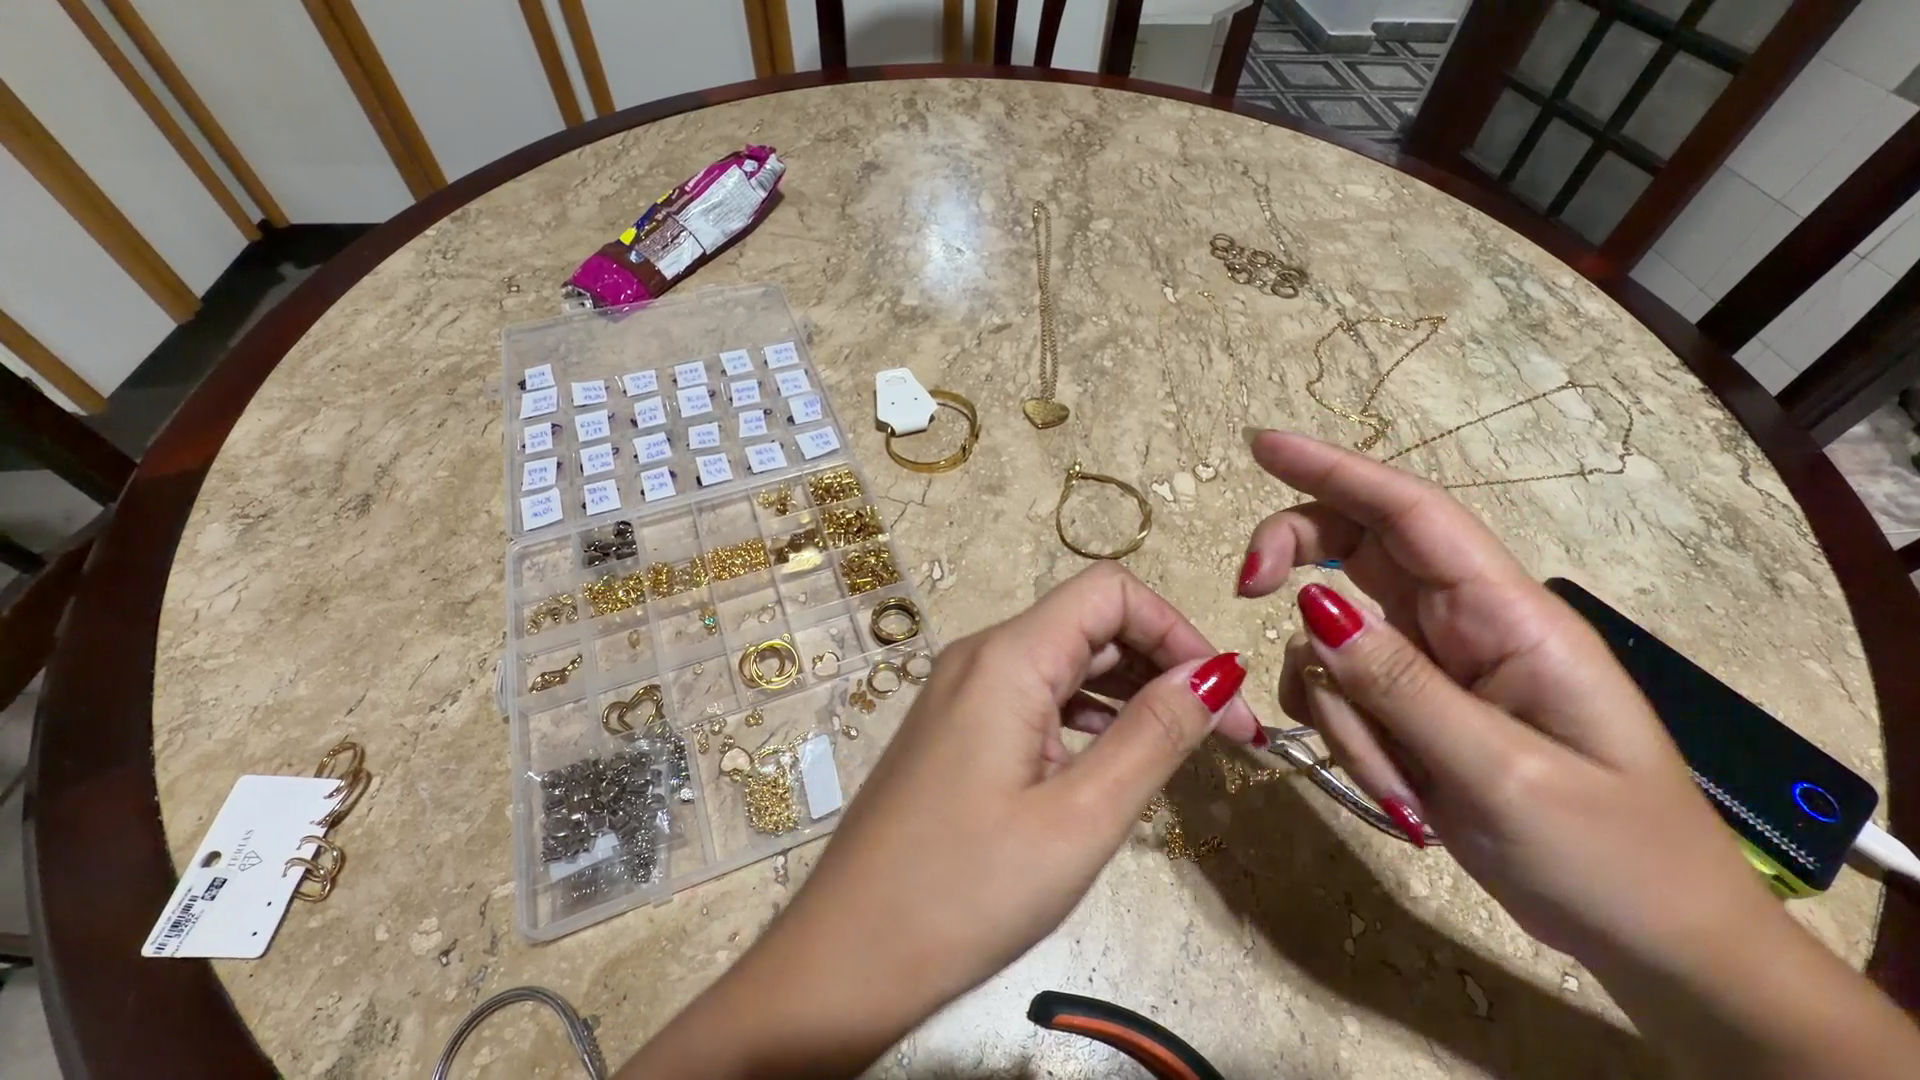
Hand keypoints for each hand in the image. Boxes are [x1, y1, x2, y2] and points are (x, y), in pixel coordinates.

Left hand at [620, 563, 1257, 1077]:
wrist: (847, 958)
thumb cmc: (967, 889)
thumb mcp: (1080, 815)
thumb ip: (1153, 733)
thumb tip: (1214, 671)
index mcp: (1006, 658)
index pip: (1109, 593)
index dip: (1176, 629)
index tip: (1225, 697)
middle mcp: (979, 659)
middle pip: (1088, 626)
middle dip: (1164, 665)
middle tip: (1228, 736)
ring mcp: (960, 698)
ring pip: (1063, 666)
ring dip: (1130, 696)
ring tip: (1183, 752)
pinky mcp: (955, 736)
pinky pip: (1034, 703)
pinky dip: (1087, 721)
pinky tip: (1116, 764)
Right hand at [1236, 430, 1765, 962]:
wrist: (1645, 938)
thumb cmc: (1609, 852)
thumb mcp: (1504, 772)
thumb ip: (1401, 686)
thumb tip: (1311, 604)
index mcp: (1507, 615)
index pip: (1411, 514)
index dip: (1335, 470)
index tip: (1262, 446)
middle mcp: (1461, 626)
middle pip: (1354, 555)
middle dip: (1294, 559)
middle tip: (1246, 588)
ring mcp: (1428, 672)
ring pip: (1331, 644)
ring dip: (1339, 712)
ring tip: (1402, 792)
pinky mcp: (1406, 714)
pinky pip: (1336, 696)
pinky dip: (1343, 740)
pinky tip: (1397, 797)